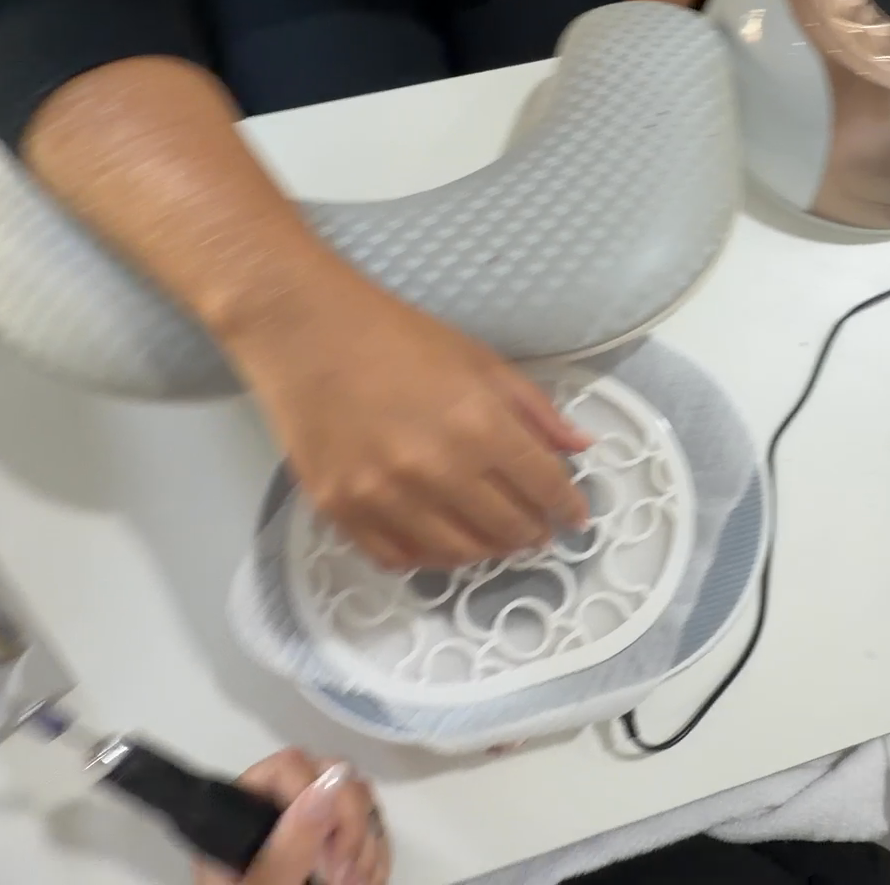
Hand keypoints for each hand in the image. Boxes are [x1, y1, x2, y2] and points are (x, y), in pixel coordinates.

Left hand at [194, 750, 388, 884]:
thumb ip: (291, 846)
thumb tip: (333, 778)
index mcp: (242, 816)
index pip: (287, 767)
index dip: (315, 794)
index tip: (326, 849)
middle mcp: (276, 811)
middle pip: (332, 775)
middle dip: (350, 825)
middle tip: (343, 878)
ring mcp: (310, 826)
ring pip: (358, 798)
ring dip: (367, 844)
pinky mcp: (335, 844)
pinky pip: (372, 824)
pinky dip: (376, 855)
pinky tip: (366, 882)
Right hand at [229, 286, 590, 569]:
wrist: (308, 332)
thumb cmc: (401, 338)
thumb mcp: (482, 361)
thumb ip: (536, 410)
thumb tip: (580, 448)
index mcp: (480, 425)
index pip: (545, 486)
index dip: (569, 506)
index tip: (577, 516)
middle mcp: (436, 469)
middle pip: (508, 527)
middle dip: (534, 531)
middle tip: (540, 529)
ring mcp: (384, 496)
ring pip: (458, 554)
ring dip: (490, 551)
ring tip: (499, 539)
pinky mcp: (340, 510)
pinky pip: (398, 558)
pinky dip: (431, 558)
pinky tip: (445, 542)